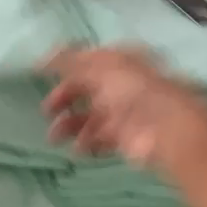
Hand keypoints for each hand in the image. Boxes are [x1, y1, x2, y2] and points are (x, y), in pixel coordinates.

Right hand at [40, 47, 206, 179]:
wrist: (165, 128)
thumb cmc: (133, 91)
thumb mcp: (100, 67)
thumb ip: (68, 61)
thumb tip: (42, 58)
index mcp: (119, 63)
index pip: (87, 62)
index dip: (65, 69)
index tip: (42, 77)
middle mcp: (122, 85)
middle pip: (86, 90)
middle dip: (64, 100)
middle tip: (46, 111)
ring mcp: (124, 112)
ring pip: (89, 117)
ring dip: (69, 125)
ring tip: (55, 137)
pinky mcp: (125, 137)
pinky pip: (99, 138)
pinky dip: (86, 142)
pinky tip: (78, 148)